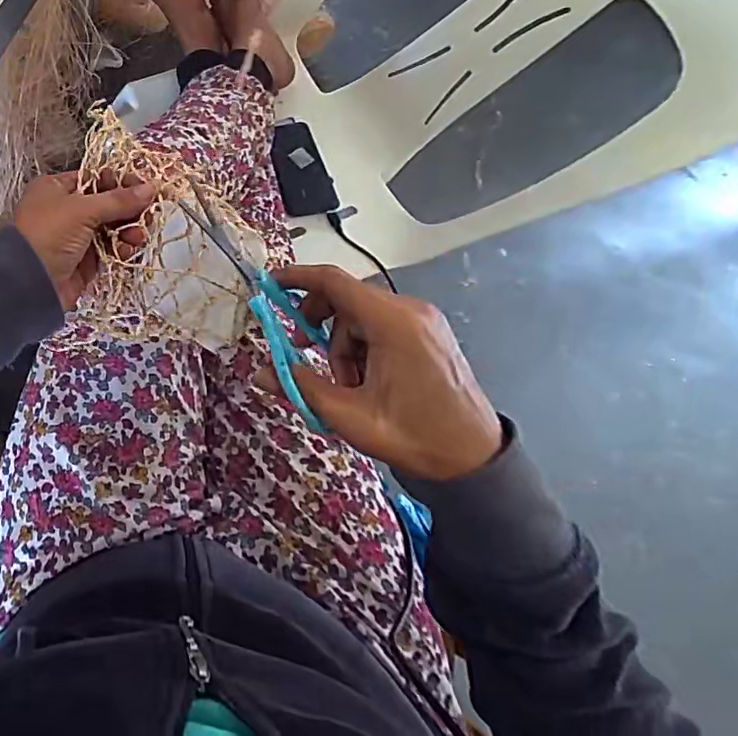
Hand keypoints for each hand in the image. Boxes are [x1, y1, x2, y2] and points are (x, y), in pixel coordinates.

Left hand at [14, 172, 154, 307]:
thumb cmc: (49, 235)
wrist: (28, 284)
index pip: (96, 179)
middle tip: (148, 214)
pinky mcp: (84, 260)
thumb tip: (150, 187)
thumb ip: (119, 199)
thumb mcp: (83, 210)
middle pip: (108, 204)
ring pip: (112, 227)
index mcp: (57, 188)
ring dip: (128, 230)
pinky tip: (126, 251)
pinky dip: (120, 248)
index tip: (144, 188)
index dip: (121, 182)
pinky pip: (109, 248)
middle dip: (129, 210)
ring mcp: (75, 236)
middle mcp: (65, 210)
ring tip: (137, 237)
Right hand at [273, 265, 502, 480]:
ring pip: (360, 314)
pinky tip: (366, 378)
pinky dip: (362, 344)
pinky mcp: (428, 330)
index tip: (271, 283)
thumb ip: (300, 388)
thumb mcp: (349, 417)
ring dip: (342, 343)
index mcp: (393, 324)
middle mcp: (411, 311)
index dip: (297, 278)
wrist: (476, 460)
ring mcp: (423, 319)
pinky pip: (380, 323)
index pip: (334, 282)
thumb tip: (261, 373)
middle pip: (346, 298)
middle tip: (304, 352)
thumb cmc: (416, 437)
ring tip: (350, 384)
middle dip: (319, 324)